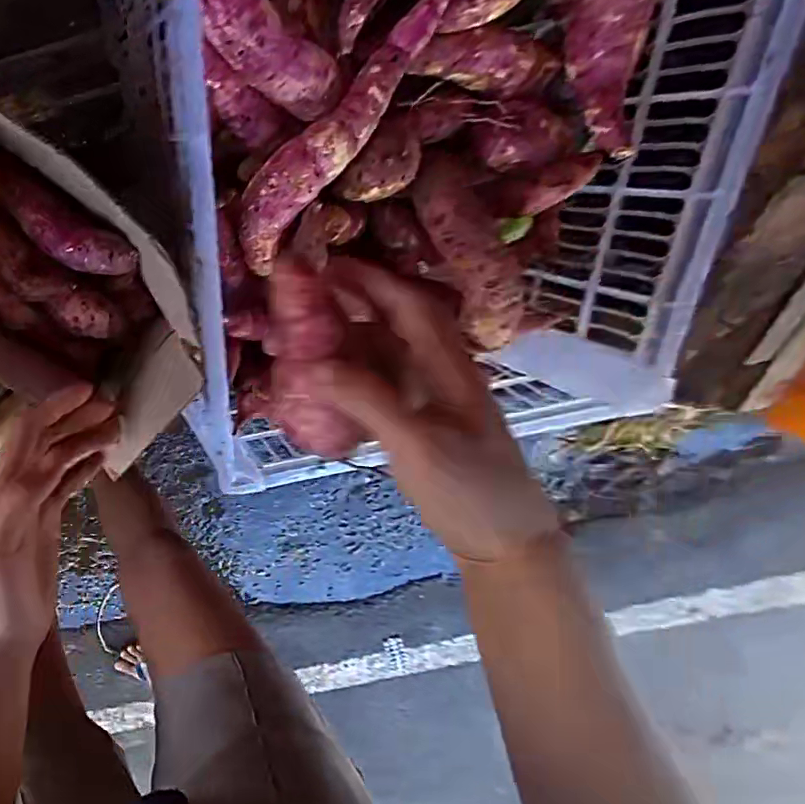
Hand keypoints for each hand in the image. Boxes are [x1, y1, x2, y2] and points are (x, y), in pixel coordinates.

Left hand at [0, 383, 118, 656]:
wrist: (5, 633)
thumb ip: (14, 507)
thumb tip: (39, 464)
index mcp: (0, 489)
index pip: (27, 435)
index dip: (53, 408)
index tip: (86, 392)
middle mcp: (14, 487)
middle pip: (46, 439)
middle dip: (75, 417)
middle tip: (113, 404)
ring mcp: (32, 502)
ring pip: (59, 457)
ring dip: (84, 437)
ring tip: (116, 425)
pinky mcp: (46, 519)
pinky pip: (65, 481)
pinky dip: (83, 464)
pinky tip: (103, 454)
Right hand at [306, 258, 560, 563]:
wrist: (505, 540)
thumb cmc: (470, 489)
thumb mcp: (418, 446)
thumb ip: (369, 402)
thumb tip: (313, 365)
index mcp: (449, 366)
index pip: (409, 305)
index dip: (370, 279)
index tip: (326, 264)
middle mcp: (439, 370)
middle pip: (394, 320)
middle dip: (352, 299)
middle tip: (302, 293)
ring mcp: (428, 395)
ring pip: (383, 351)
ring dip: (345, 337)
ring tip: (300, 335)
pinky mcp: (417, 419)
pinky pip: (378, 381)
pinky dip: (348, 372)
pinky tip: (321, 378)